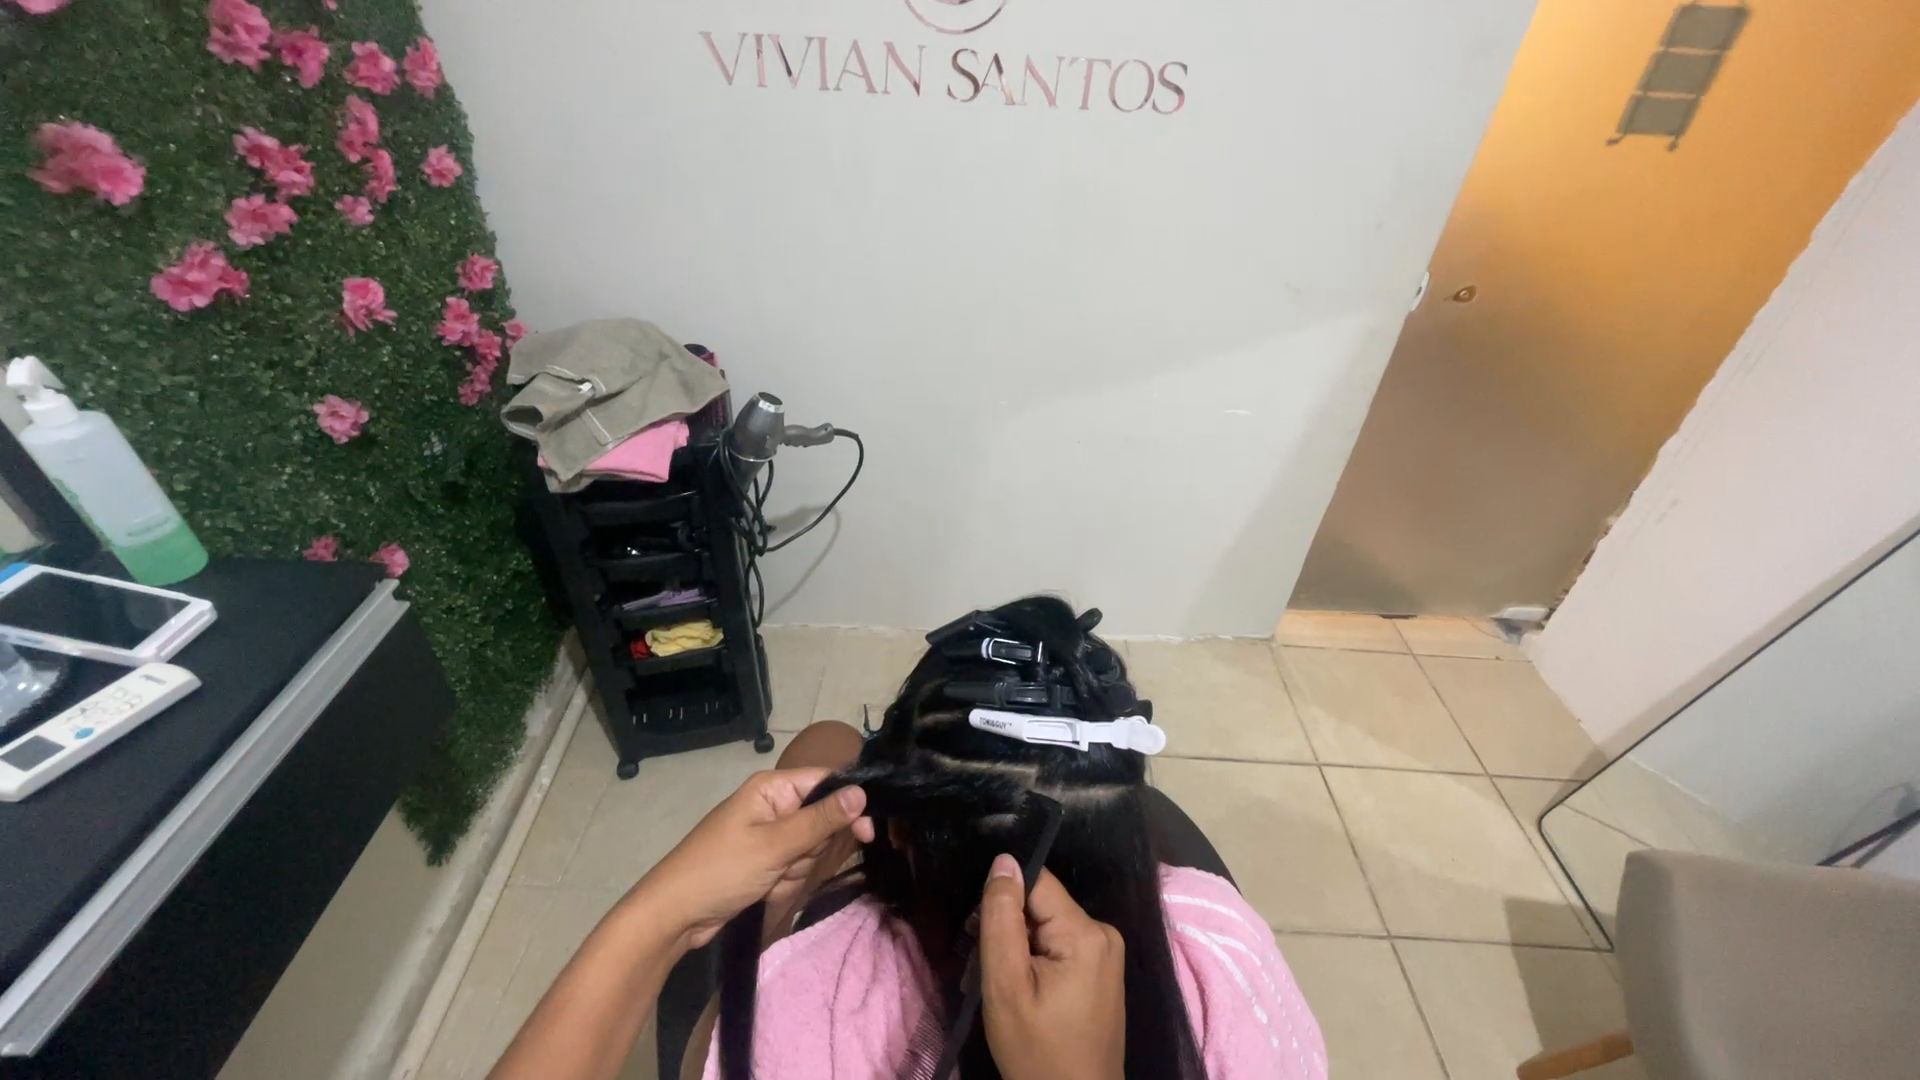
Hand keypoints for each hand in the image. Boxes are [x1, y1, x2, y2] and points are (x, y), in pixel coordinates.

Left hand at [635, 768, 874, 949]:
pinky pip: (794, 866)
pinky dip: (785, 883)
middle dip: (811, 849)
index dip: (849, 804)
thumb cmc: (721, 871)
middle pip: (822, 819)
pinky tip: (763, 892)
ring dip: (796, 871)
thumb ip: (821, 820)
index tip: (866, 833)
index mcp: (772, 787)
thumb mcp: (776, 846)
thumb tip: (862, 792)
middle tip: (788, 864)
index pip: (826, 781)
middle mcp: (773, 804)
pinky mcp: (765, 860)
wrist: (673, 917)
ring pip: (810, 848)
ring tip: (768, 881)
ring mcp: (768, 833)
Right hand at [978, 855, 1126, 1079]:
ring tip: (1002, 985)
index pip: (1036, 883)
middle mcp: (1103, 932)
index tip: (981, 931)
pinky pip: (1059, 945)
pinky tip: (1023, 992)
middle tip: (986, 969)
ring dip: (1019, 947)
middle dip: (1009, 929)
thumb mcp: (1005, 986)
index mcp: (1085, 932)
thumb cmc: (1037, 1053)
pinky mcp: (1101, 971)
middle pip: (1041, 905)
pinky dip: (1035, 961)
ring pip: (1046, 926)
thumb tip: (1004, 860)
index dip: (1004, 901)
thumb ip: (1001, 918)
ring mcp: (1106, 952)